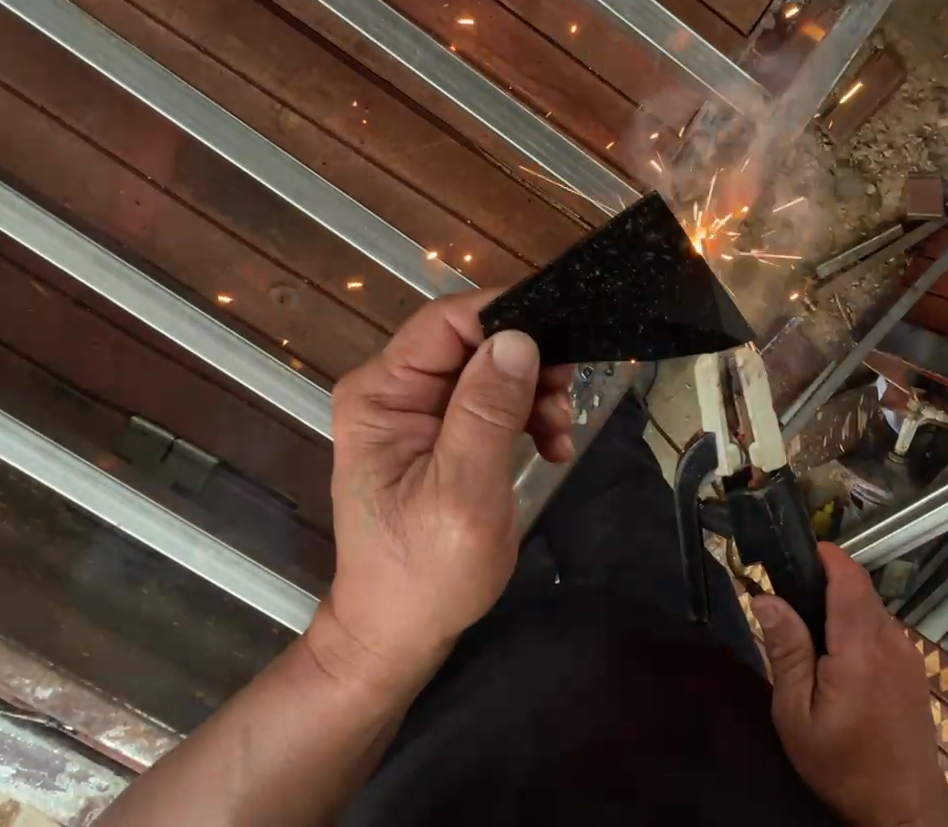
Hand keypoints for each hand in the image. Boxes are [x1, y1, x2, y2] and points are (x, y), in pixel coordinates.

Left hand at [313, 291, 575, 689]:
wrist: (401, 631)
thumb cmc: (424, 572)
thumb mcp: (462, 493)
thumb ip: (487, 413)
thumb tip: (518, 339)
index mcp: (382, 394)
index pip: (446, 323)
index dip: (506, 316)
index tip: (563, 334)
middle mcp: (395, 390)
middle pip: (473, 340)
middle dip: (528, 362)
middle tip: (565, 397)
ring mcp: (418, 410)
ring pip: (493, 366)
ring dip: (535, 391)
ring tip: (558, 432)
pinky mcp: (443, 430)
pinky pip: (496, 398)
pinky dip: (530, 414)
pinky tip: (552, 445)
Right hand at [754, 544, 947, 826]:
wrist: (904, 810)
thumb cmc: (843, 764)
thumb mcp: (797, 714)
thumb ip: (786, 650)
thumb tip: (765, 597)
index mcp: (860, 647)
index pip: (849, 577)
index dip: (827, 555)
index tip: (797, 551)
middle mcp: (891, 640)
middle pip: (859, 589)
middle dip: (826, 583)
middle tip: (789, 600)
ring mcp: (908, 654)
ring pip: (871, 610)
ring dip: (842, 609)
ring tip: (809, 637)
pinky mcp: (914, 670)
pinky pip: (882, 631)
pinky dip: (858, 630)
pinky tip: (839, 661)